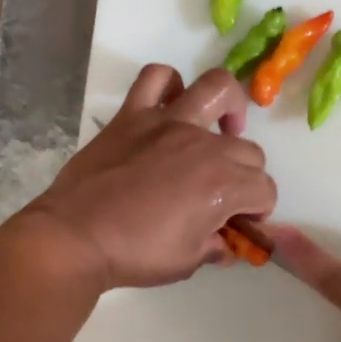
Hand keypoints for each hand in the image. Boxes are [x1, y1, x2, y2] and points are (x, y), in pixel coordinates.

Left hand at [24, 66, 276, 289]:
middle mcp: (202, 145)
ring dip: (228, 107)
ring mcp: (166, 123)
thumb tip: (225, 244)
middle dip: (245, 176)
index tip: (239, 223)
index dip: (258, 210)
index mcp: (222, 185)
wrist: (76, 238)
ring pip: (216, 89)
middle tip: (221, 196)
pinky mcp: (132, 115)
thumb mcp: (186, 263)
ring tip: (219, 128)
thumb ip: (214, 248)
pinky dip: (169, 85)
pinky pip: (156, 78)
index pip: (263, 190)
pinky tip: (171, 107)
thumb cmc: (134, 255)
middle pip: (248, 150)